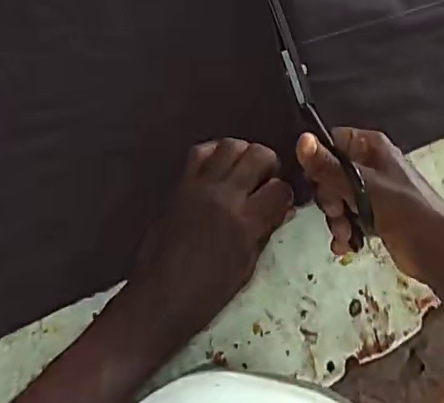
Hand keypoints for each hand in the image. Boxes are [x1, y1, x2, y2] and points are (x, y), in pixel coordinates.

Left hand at [122, 138, 293, 345]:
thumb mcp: (245, 269)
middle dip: (269, 163)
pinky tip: (218, 166)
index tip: (282, 198)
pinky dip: (214, 152)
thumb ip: (264, 233)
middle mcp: (225, 196)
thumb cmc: (205, 295)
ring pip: (230, 145)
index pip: (279, 190)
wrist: (157, 298)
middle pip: (257, 155)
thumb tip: (282, 209)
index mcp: (245, 224)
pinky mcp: (180, 183)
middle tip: (266, 177)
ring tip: (243, 168)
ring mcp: (200, 186)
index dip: (286, 192)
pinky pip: (200, 152)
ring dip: (243, 152)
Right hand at [296, 128, 443, 286]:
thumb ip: (329, 167)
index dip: (318, 160)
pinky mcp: (374, 214)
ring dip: (335, 218)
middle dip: (328, 197)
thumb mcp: (364, 187)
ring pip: (337, 197)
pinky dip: (344, 230)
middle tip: (335, 213)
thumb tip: (301, 140)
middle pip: (331, 172)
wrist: (439, 254)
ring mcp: (372, 190)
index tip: (314, 182)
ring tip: (343, 235)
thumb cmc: (406, 210)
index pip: (332, 141)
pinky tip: (345, 246)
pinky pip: (348, 216)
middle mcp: (370, 163)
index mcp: (370, 145)